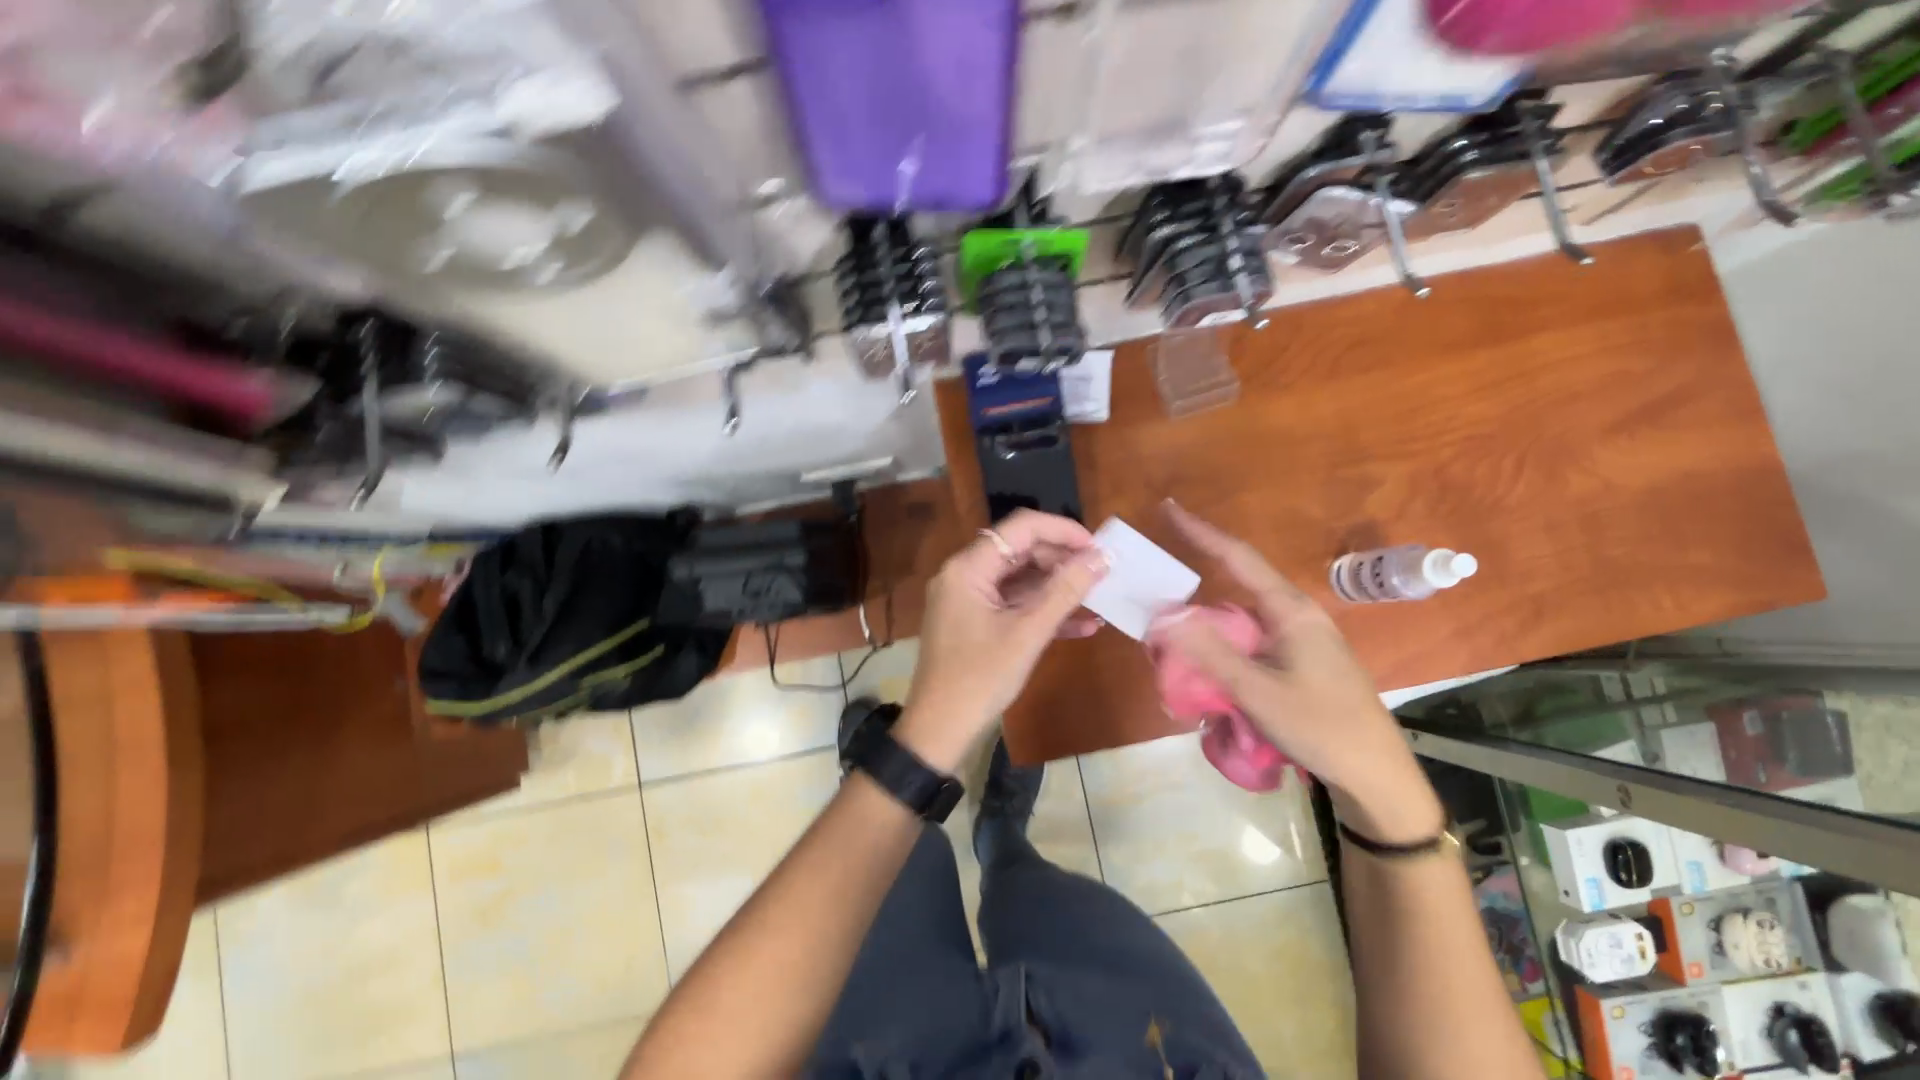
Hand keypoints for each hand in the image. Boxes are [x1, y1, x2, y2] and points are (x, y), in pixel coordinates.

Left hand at [896, 510, 1108, 771]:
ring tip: (1100, 598)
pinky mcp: (975, 623)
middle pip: (1020, 551)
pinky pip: (1014, 605)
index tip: (1099, 548)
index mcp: (967, 568)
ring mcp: (968, 599)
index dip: (1062, 531)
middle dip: (1063, 561)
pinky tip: (1083, 625)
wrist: (940, 729)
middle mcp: (964, 575)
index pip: (1020, 528)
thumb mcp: (1027, 634)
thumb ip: (1065, 591)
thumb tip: (1102, 558)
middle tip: (1103, 574)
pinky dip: (1043, 611)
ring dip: (1059, 589)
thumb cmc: (980, 678)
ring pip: (1021, 580)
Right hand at [1156, 501, 1441, 842]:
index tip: (1169, 509)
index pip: (1239, 558)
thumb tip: (1165, 613)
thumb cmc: (1320, 725)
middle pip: (1238, 586)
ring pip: (1243, 619)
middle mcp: (1297, 616)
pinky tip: (1207, 667)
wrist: (1373, 772)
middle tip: (1156, 593)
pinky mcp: (1302, 662)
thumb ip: (1210, 651)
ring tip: (1174, 638)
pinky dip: (1225, 646)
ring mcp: (1302, 640)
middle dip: (1197, 588)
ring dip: (1209, 625)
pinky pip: (1253, 642)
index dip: (1201, 532)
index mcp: (1290, 611)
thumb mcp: (1257, 691)